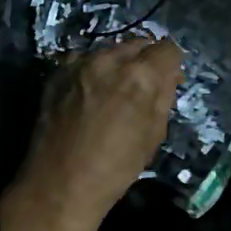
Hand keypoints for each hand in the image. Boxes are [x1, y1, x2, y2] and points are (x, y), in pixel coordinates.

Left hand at [11, 37, 183, 230]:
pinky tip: (90, 92)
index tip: (169, 79)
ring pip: (111, 49)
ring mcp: (80, 63)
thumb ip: (164, 95)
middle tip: (143, 86)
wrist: (58, 187)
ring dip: (119, 63)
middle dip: (146, 60)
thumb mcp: (155, 133)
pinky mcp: (58, 72)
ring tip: (114, 89)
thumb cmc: (116, 167)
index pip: (168, 48)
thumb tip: (168, 75)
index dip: (172, 64)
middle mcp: (111, 59)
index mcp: (141, 75)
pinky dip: (93, 69)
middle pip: (139, 43)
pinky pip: (84, 59)